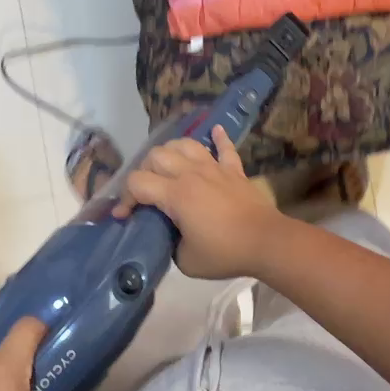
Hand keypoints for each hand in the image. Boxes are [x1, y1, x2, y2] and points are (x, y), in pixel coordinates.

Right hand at [113, 126, 291, 278]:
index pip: (138, 183)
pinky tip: (214, 130)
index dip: (124, 198)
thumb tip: (171, 234)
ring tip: (167, 166)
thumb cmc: (224, 252)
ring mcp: (214, 168)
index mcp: (176, 194)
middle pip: (157, 155)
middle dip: (143, 171)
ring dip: (171, 151)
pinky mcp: (234, 170)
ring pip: (186, 144)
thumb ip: (170, 243)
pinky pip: (225, 148)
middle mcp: (191, 173)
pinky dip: (219, 138)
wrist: (265, 241)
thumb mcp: (186, 260)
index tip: (124, 216)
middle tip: (146, 193)